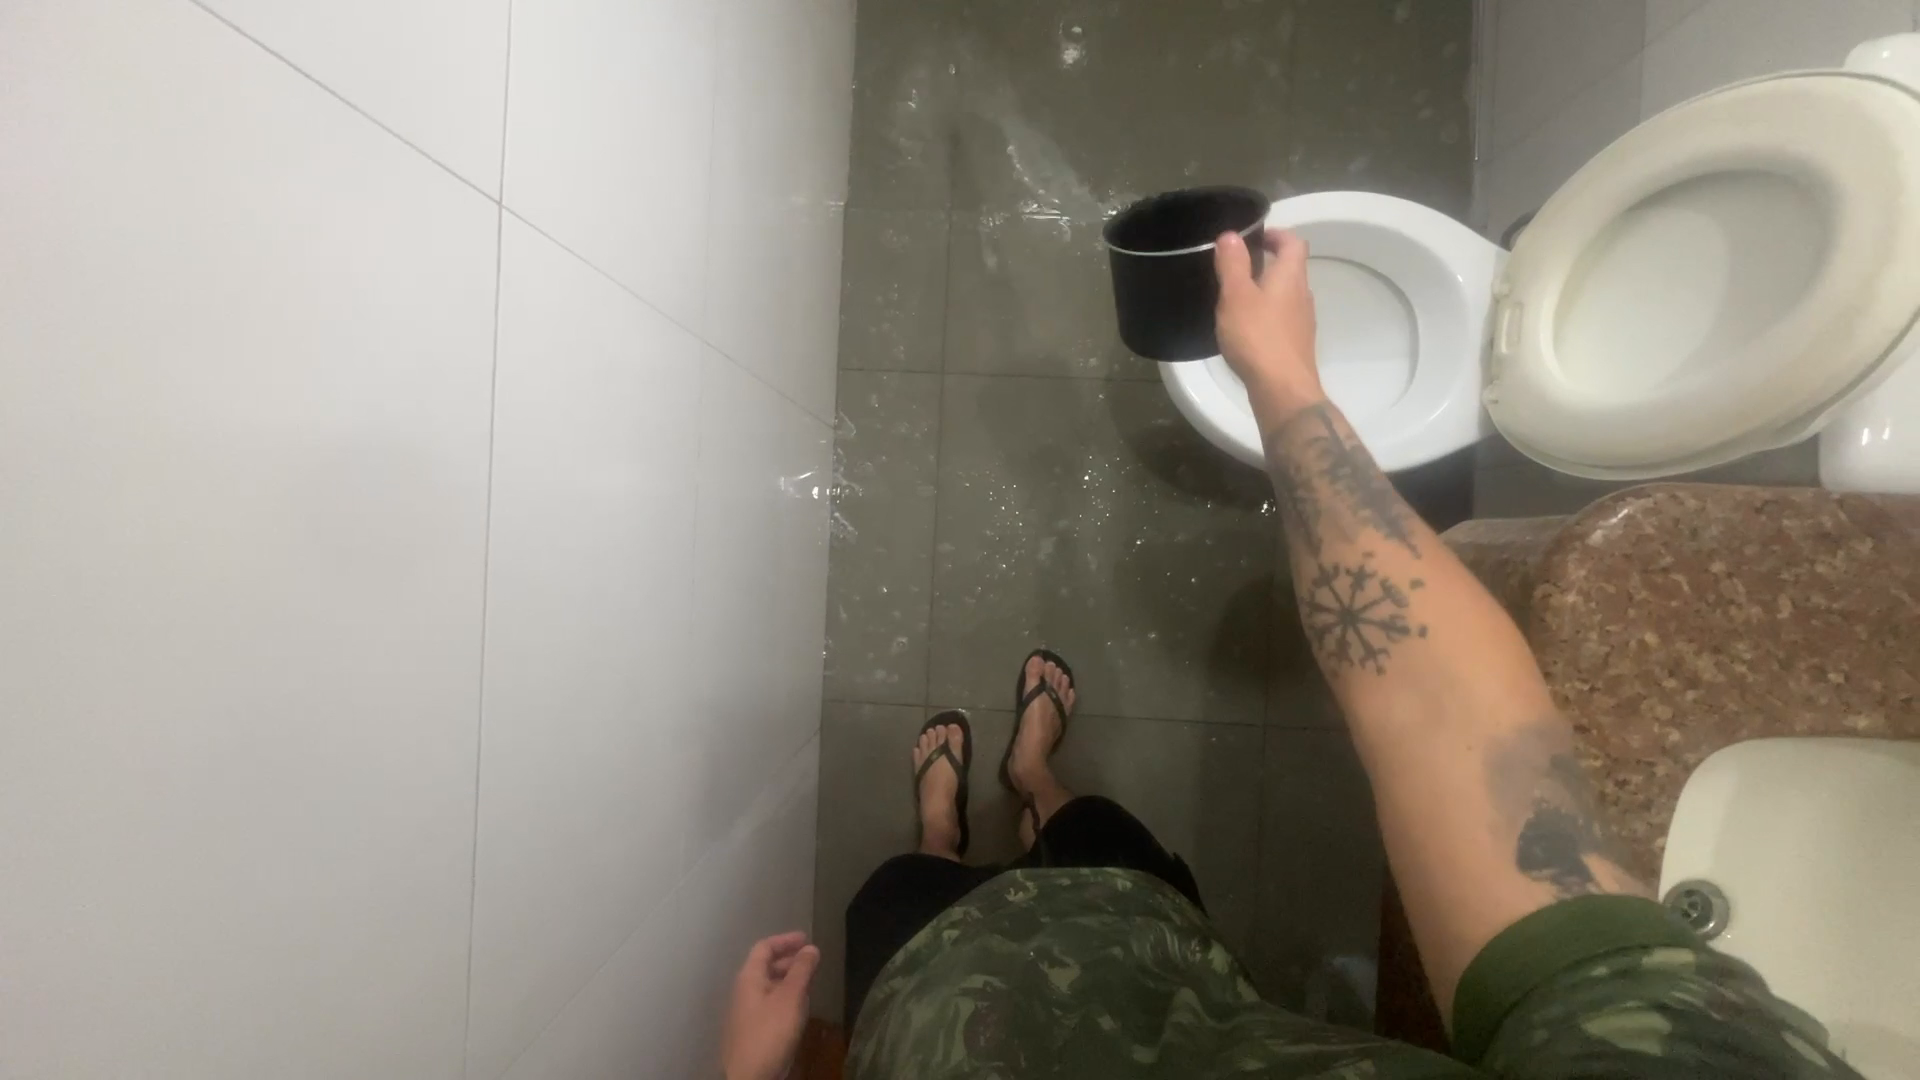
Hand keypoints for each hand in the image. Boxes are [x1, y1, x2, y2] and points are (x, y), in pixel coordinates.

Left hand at [720, 932, 820, 1079]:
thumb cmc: (770, 1032)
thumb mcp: (791, 997)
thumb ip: (802, 969)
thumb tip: (811, 948)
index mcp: (749, 978)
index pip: (765, 947)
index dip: (786, 940)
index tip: (806, 939)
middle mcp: (744, 992)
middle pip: (766, 967)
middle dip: (790, 961)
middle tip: (812, 962)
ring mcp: (746, 1014)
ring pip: (769, 988)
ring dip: (789, 981)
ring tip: (810, 984)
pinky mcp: (752, 1033)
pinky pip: (770, 1006)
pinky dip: (785, 1000)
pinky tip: (799, 1011)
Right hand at [1214, 228, 1325, 420]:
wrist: (1281, 386)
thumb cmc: (1256, 336)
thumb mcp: (1236, 296)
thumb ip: (1233, 265)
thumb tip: (1231, 235)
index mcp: (1289, 276)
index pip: (1292, 243)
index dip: (1276, 235)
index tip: (1254, 238)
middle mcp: (1302, 294)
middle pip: (1291, 269)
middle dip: (1268, 264)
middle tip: (1239, 269)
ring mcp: (1302, 321)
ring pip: (1287, 296)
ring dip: (1268, 291)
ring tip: (1239, 300)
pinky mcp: (1296, 344)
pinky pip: (1283, 320)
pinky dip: (1268, 316)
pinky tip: (1249, 331)